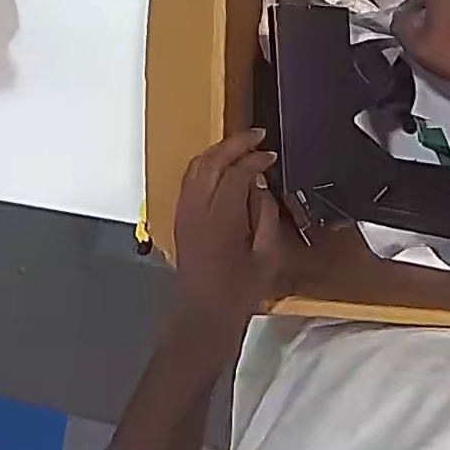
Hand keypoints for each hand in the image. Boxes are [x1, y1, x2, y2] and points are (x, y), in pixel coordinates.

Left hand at [171, 128, 301, 334]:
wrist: (203, 314)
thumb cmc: (238, 291)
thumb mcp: (267, 255)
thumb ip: (266, 214)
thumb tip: (262, 185)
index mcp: (221, 218)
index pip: (237, 173)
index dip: (255, 159)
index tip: (270, 156)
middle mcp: (197, 209)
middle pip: (212, 160)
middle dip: (235, 143)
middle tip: (257, 135)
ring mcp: (185, 211)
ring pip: (197, 165)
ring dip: (219, 149)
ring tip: (241, 144)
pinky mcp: (180, 216)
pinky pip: (190, 177)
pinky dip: (206, 163)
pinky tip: (221, 164)